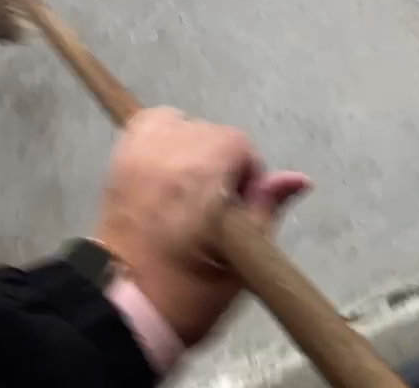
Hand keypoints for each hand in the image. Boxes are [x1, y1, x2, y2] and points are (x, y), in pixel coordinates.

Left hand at [92, 107, 310, 345]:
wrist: (129, 297)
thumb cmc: (191, 288)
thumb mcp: (243, 255)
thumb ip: (266, 206)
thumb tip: (298, 179)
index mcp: (202, 174)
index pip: (238, 141)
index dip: (247, 171)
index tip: (240, 202)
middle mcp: (169, 152)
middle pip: (208, 130)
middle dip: (220, 160)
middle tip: (215, 202)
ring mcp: (140, 150)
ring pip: (178, 122)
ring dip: (190, 145)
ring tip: (190, 184)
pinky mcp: (120, 154)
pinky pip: (146, 122)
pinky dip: (160, 135)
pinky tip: (166, 166)